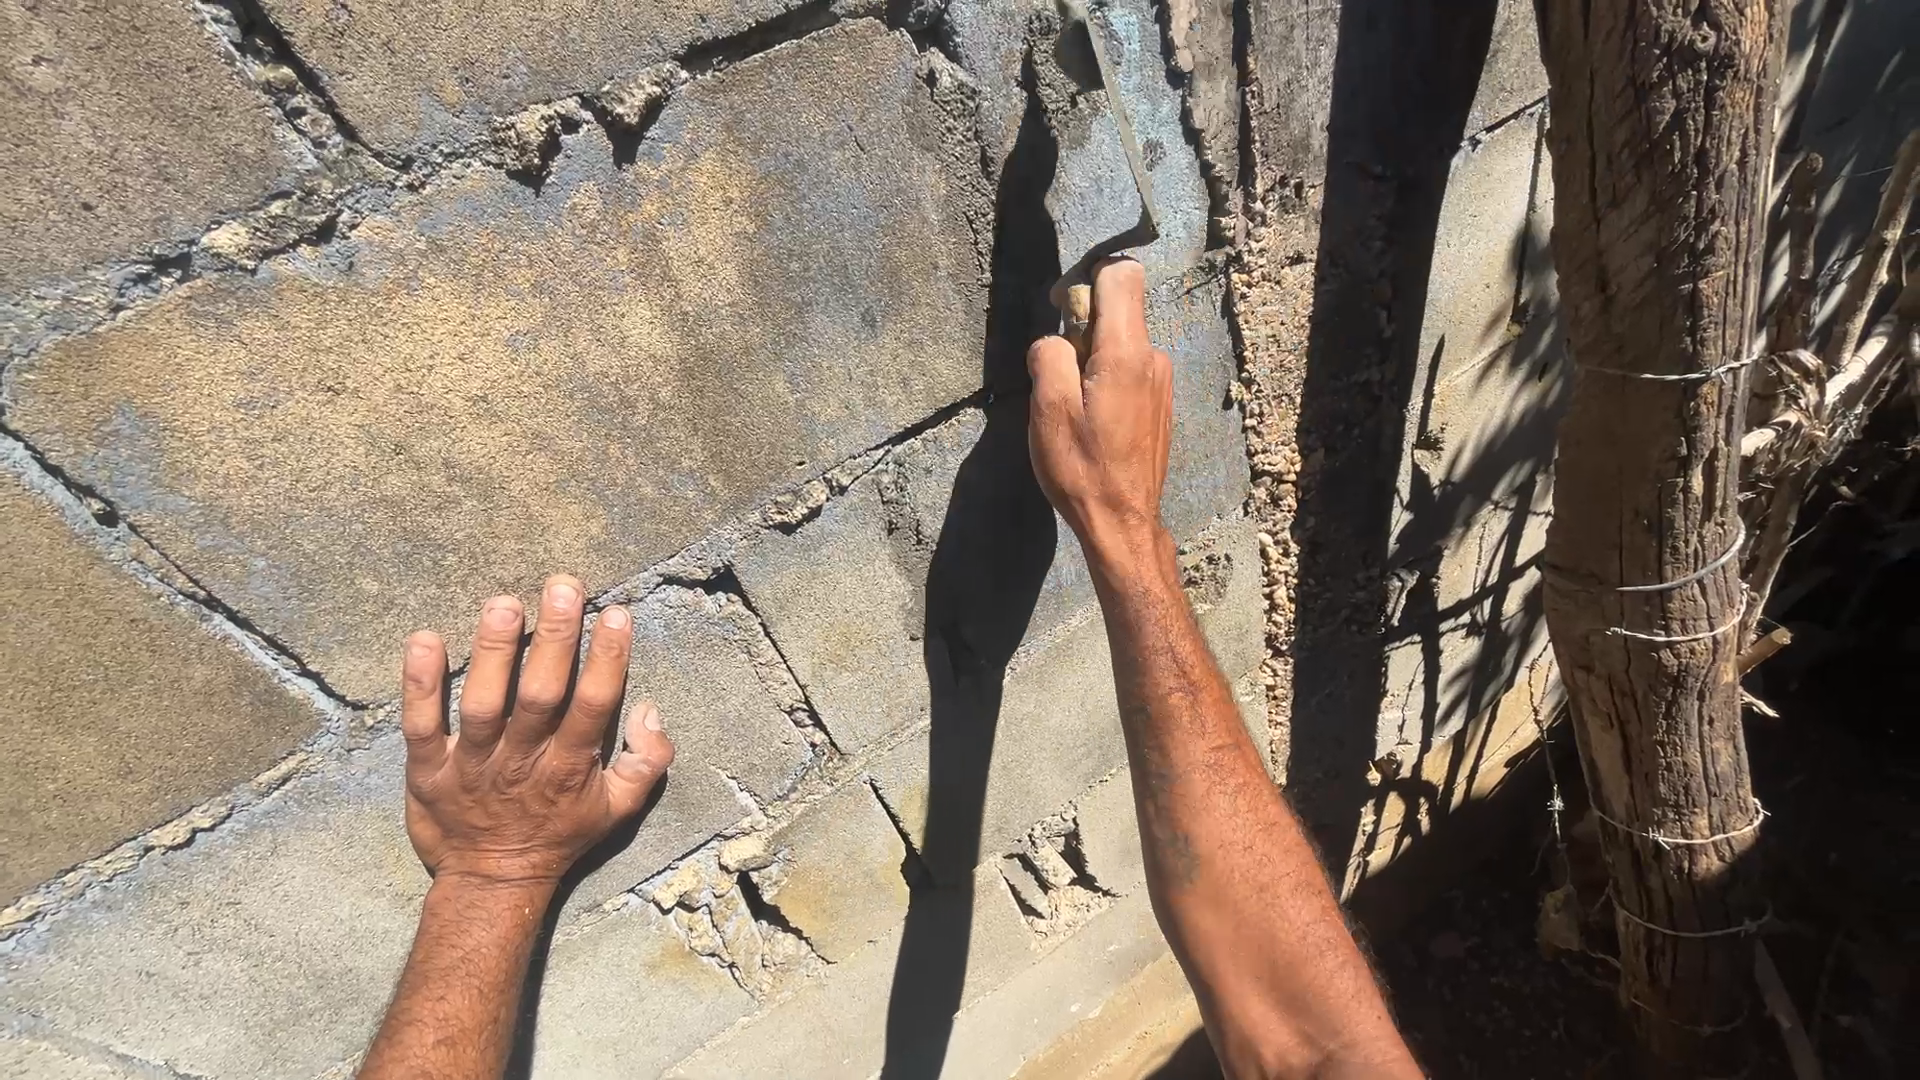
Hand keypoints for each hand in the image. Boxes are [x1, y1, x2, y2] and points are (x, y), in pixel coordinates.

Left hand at [398, 576, 674, 888]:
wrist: (492, 881)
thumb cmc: (564, 832)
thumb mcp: (622, 807)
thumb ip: (648, 760)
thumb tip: (649, 709)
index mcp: (571, 767)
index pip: (593, 705)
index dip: (607, 660)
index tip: (616, 614)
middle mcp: (522, 761)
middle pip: (540, 696)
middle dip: (555, 639)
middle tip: (563, 587)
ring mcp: (470, 765)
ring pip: (482, 705)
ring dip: (493, 654)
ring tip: (504, 603)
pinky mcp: (425, 770)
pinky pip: (419, 725)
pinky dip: (419, 684)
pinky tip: (424, 639)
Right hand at [1027, 257, 1172, 566]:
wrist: (1122, 521)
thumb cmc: (1082, 468)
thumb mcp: (1049, 410)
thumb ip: (1049, 355)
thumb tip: (1056, 337)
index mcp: (1126, 352)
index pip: (1121, 273)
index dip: (1086, 279)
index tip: (1063, 316)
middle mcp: (1153, 357)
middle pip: (1117, 309)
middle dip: (1082, 330)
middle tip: (1061, 381)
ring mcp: (1162, 381)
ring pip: (1120, 342)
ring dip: (1092, 361)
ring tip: (1077, 411)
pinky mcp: (1160, 402)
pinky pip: (1129, 369)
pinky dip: (1106, 381)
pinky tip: (1095, 423)